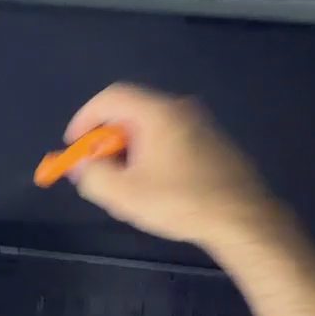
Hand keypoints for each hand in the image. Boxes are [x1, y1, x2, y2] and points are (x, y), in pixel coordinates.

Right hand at [64, 83, 288, 249]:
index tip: (73, 146)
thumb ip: (92, 176)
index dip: (85, 118)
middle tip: (97, 170)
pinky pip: (170, 139)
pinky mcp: (213, 143)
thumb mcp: (124, 195)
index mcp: (157, 113)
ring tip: (124, 184)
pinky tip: (154, 186)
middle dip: (106, 140)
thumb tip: (78, 165)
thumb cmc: (180, 202)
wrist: (241, 217)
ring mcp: (201, 124)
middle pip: (131, 112)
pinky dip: (151, 154)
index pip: (111, 97)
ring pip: (151, 128)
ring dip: (129, 151)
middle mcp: (180, 109)